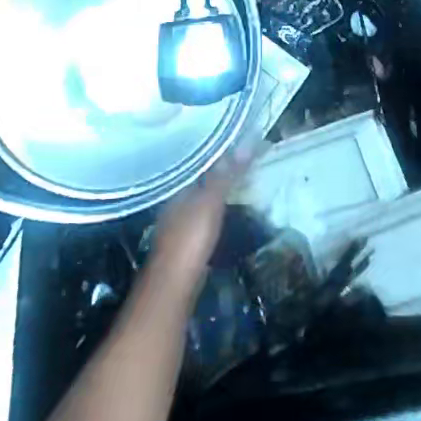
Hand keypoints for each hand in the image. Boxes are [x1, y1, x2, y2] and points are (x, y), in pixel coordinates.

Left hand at [147, 149, 248, 280]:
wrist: (174, 282)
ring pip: (198, 195)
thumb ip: (227, 173)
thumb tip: (247, 142)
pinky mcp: (184, 239)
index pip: (195, 159)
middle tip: (242, 155)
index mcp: (178, 186)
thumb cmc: (190, 236)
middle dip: (216, 167)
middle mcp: (174, 200)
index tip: (234, 138)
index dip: (214, 149)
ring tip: (238, 178)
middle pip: (197, 177)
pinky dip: (215, 206)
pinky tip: (225, 208)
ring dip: (216, 187)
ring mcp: (177, 220)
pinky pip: (202, 212)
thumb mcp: (211, 201)